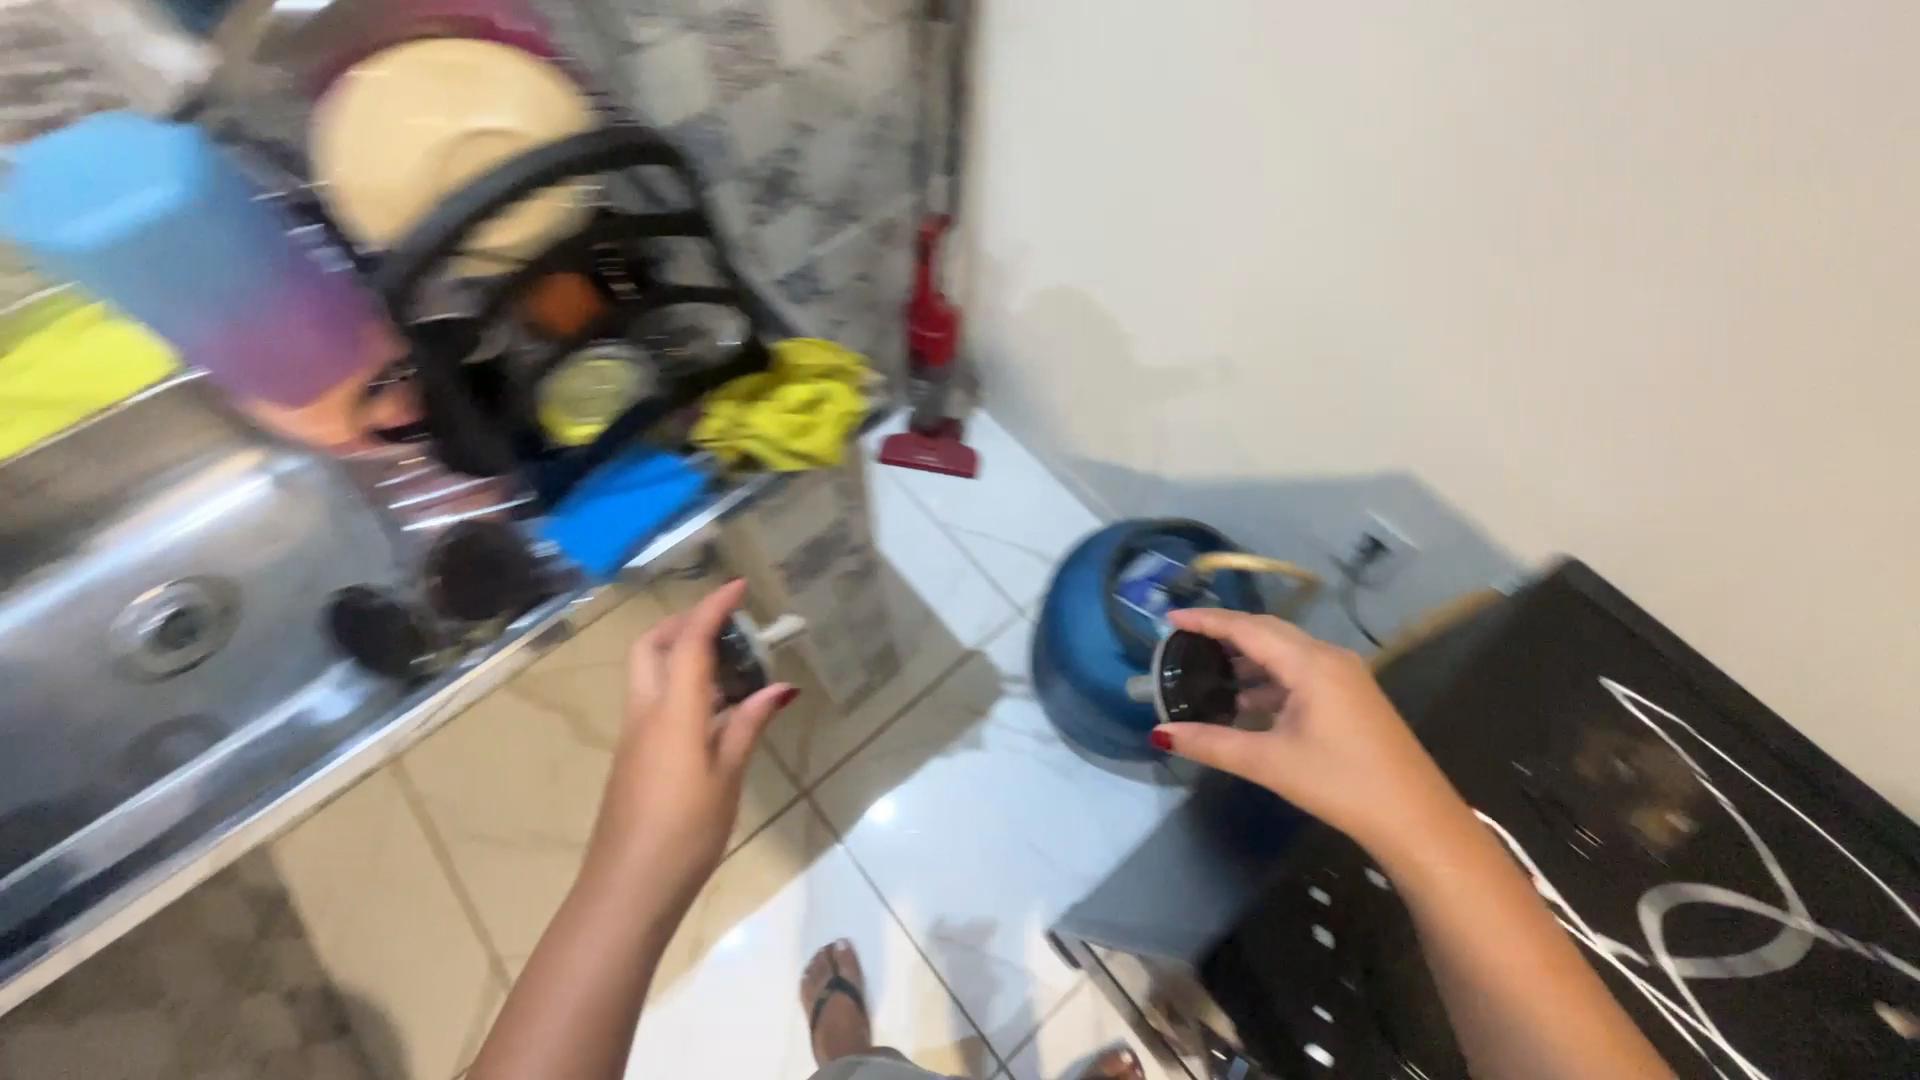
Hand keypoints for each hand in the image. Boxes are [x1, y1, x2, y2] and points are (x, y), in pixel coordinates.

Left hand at [588, 579, 796, 892]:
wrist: (627, 889)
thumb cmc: (685, 832)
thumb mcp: (728, 777)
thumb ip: (748, 725)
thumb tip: (780, 687)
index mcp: (673, 712)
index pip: (690, 642)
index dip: (713, 608)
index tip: (738, 587)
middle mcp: (645, 713)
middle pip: (651, 646)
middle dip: (683, 623)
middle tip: (725, 627)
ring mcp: (634, 735)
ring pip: (648, 672)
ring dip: (680, 654)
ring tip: (730, 666)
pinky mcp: (633, 756)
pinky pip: (653, 701)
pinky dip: (680, 686)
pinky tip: (714, 710)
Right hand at [1153, 608, 1469, 854]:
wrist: (1416, 819)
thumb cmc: (1341, 784)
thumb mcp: (1269, 763)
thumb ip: (1212, 744)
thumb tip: (1160, 734)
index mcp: (1310, 664)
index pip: (1247, 628)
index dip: (1206, 620)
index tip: (1170, 618)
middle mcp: (1328, 658)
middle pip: (1267, 631)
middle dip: (1224, 632)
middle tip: (1184, 640)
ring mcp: (1345, 676)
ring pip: (1284, 652)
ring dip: (1247, 657)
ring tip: (1207, 670)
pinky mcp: (1350, 696)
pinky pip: (1299, 671)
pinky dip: (1267, 678)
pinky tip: (1246, 702)